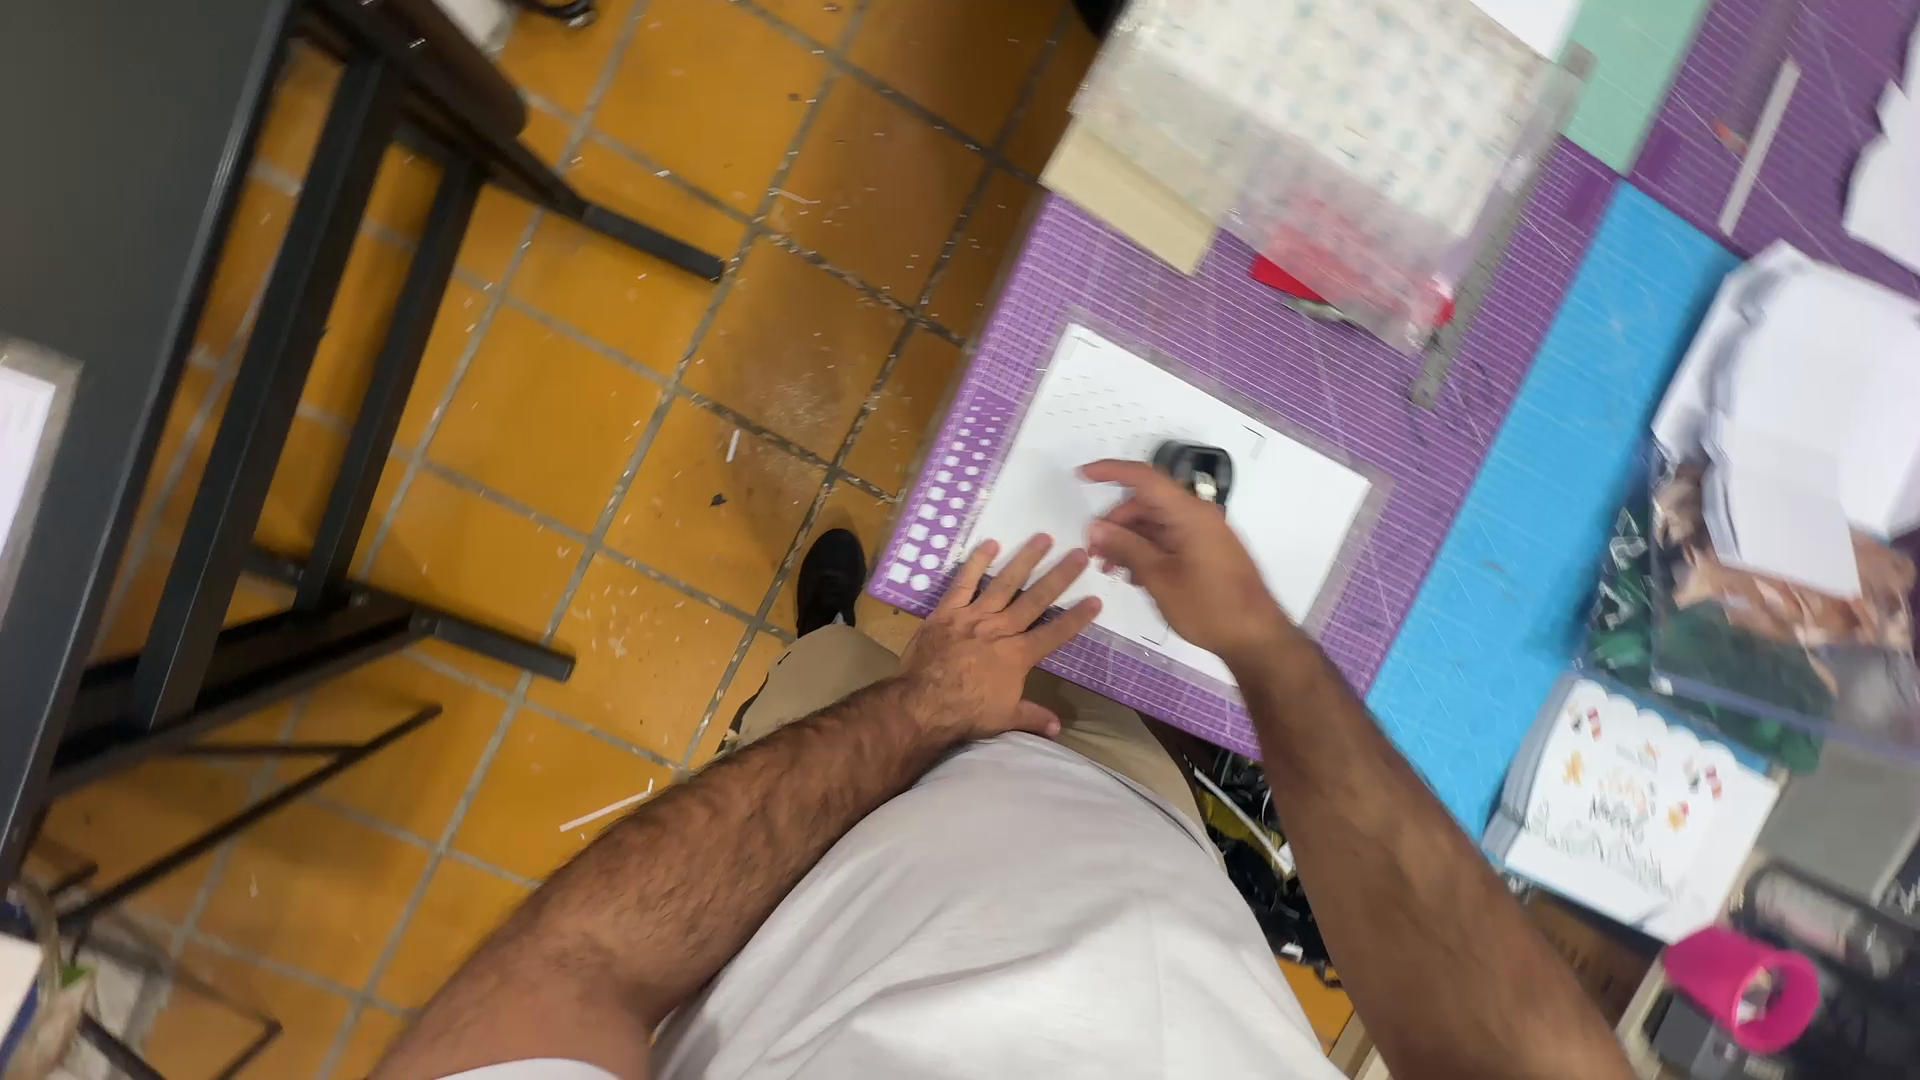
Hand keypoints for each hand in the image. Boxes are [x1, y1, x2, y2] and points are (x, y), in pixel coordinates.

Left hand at [896, 534, 1101, 743]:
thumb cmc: (965, 712)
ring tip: (1043, 538)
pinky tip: (990, 544)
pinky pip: (964, 582)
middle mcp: (1001, 629)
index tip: (1095, 599)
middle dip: (1060, 576)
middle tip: (1080, 553)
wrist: (922, 703)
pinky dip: (976, 562)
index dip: (1077, 617)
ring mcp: (974, 616)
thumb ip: (1031, 716)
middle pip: (1036, 598)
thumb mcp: (1004, 718)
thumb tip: (1057, 728)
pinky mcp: (948, 610)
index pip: (1055, 633)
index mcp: (1018, 655)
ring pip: (1005, 583)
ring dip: (1025, 559)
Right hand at [1080, 459, 1296, 663]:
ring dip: (1128, 540)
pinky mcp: (1206, 551)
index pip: (1144, 478)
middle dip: (1115, 522)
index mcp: (1189, 513)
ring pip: (1155, 523)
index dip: (1110, 471)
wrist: (1256, 637)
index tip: (1083, 475)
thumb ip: (1125, 547)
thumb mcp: (1159, 577)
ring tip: (1109, 567)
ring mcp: (1203, 534)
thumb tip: (1095, 527)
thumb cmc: (1209, 607)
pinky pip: (1168, 539)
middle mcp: (1197, 516)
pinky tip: (1133, 575)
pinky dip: (1146, 550)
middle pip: (1146, 504)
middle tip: (1093, 549)